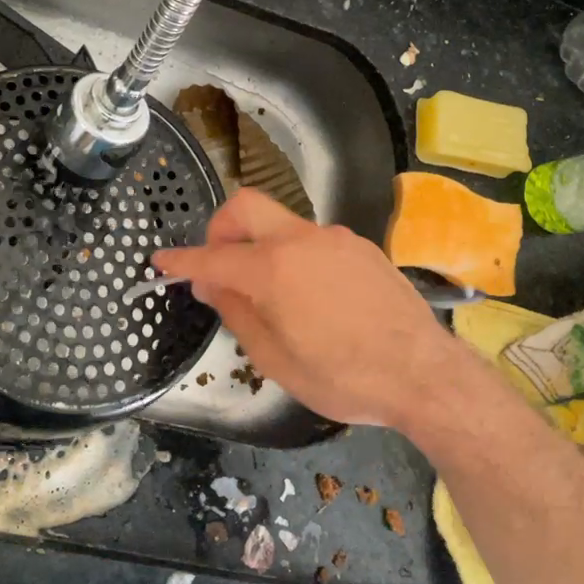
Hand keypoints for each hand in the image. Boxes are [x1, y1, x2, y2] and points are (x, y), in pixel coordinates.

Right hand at [152, 189, 451, 429]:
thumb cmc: (343, 377)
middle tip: (219, 265)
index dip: (180, 261)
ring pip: (282, 224)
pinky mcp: (362, 247)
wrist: (424, 374)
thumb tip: (212, 286)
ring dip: (262, 247)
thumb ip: (236, 314)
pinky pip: (314, 241)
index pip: (212, 258)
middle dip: (221, 227)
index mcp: (272, 270)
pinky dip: (296, 257)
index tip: (160, 261)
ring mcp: (335, 239)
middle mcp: (301, 240)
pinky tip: (313, 298)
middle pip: (246, 206)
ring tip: (272, 295)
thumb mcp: (275, 359)